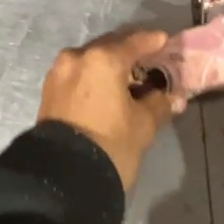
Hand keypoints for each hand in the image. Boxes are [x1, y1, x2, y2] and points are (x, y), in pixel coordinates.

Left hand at [38, 29, 175, 190]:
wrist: (62, 182)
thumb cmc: (110, 146)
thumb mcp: (143, 125)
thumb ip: (159, 104)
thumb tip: (174, 97)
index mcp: (103, 59)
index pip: (135, 42)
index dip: (153, 41)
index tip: (165, 41)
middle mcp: (78, 56)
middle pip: (111, 46)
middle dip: (130, 52)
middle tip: (148, 62)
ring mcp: (60, 72)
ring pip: (91, 60)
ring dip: (110, 65)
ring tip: (126, 79)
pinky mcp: (49, 90)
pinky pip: (78, 74)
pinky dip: (93, 77)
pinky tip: (105, 90)